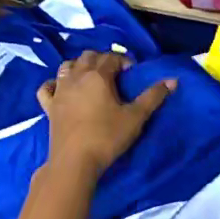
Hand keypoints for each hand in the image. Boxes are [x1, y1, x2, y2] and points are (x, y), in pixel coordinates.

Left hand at [36, 52, 174, 176]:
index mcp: (98, 76)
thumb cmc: (107, 137)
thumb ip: (153, 97)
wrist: (75, 162)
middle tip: (114, 74)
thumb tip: (173, 80)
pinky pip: (47, 87)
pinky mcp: (48, 106)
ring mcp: (59, 91)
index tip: (132, 74)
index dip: (124, 62)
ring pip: (66, 66)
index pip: (111, 58)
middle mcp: (76, 77)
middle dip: (102, 60)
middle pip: (88, 57)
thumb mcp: (136, 117)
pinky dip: (54, 83)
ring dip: (79, 66)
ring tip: (91, 79)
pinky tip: (60, 88)